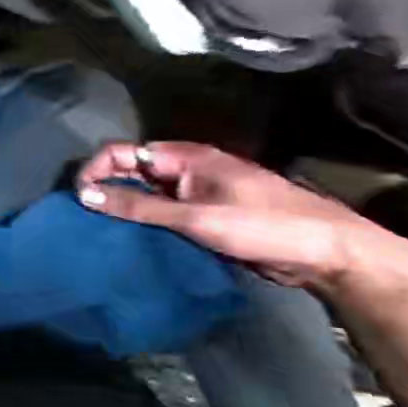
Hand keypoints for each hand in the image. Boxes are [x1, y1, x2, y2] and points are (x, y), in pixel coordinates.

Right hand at [75, 141, 388, 288]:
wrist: (329, 254)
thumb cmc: (263, 226)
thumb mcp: (195, 217)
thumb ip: (137, 206)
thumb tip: (83, 194)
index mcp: (186, 157)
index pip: (122, 152)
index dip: (95, 170)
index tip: (78, 197)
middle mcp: (187, 169)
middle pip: (130, 170)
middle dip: (103, 187)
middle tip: (82, 215)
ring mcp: (196, 192)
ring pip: (144, 192)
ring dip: (122, 206)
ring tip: (98, 228)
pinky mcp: (203, 215)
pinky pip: (160, 211)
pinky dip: (141, 221)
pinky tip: (127, 237)